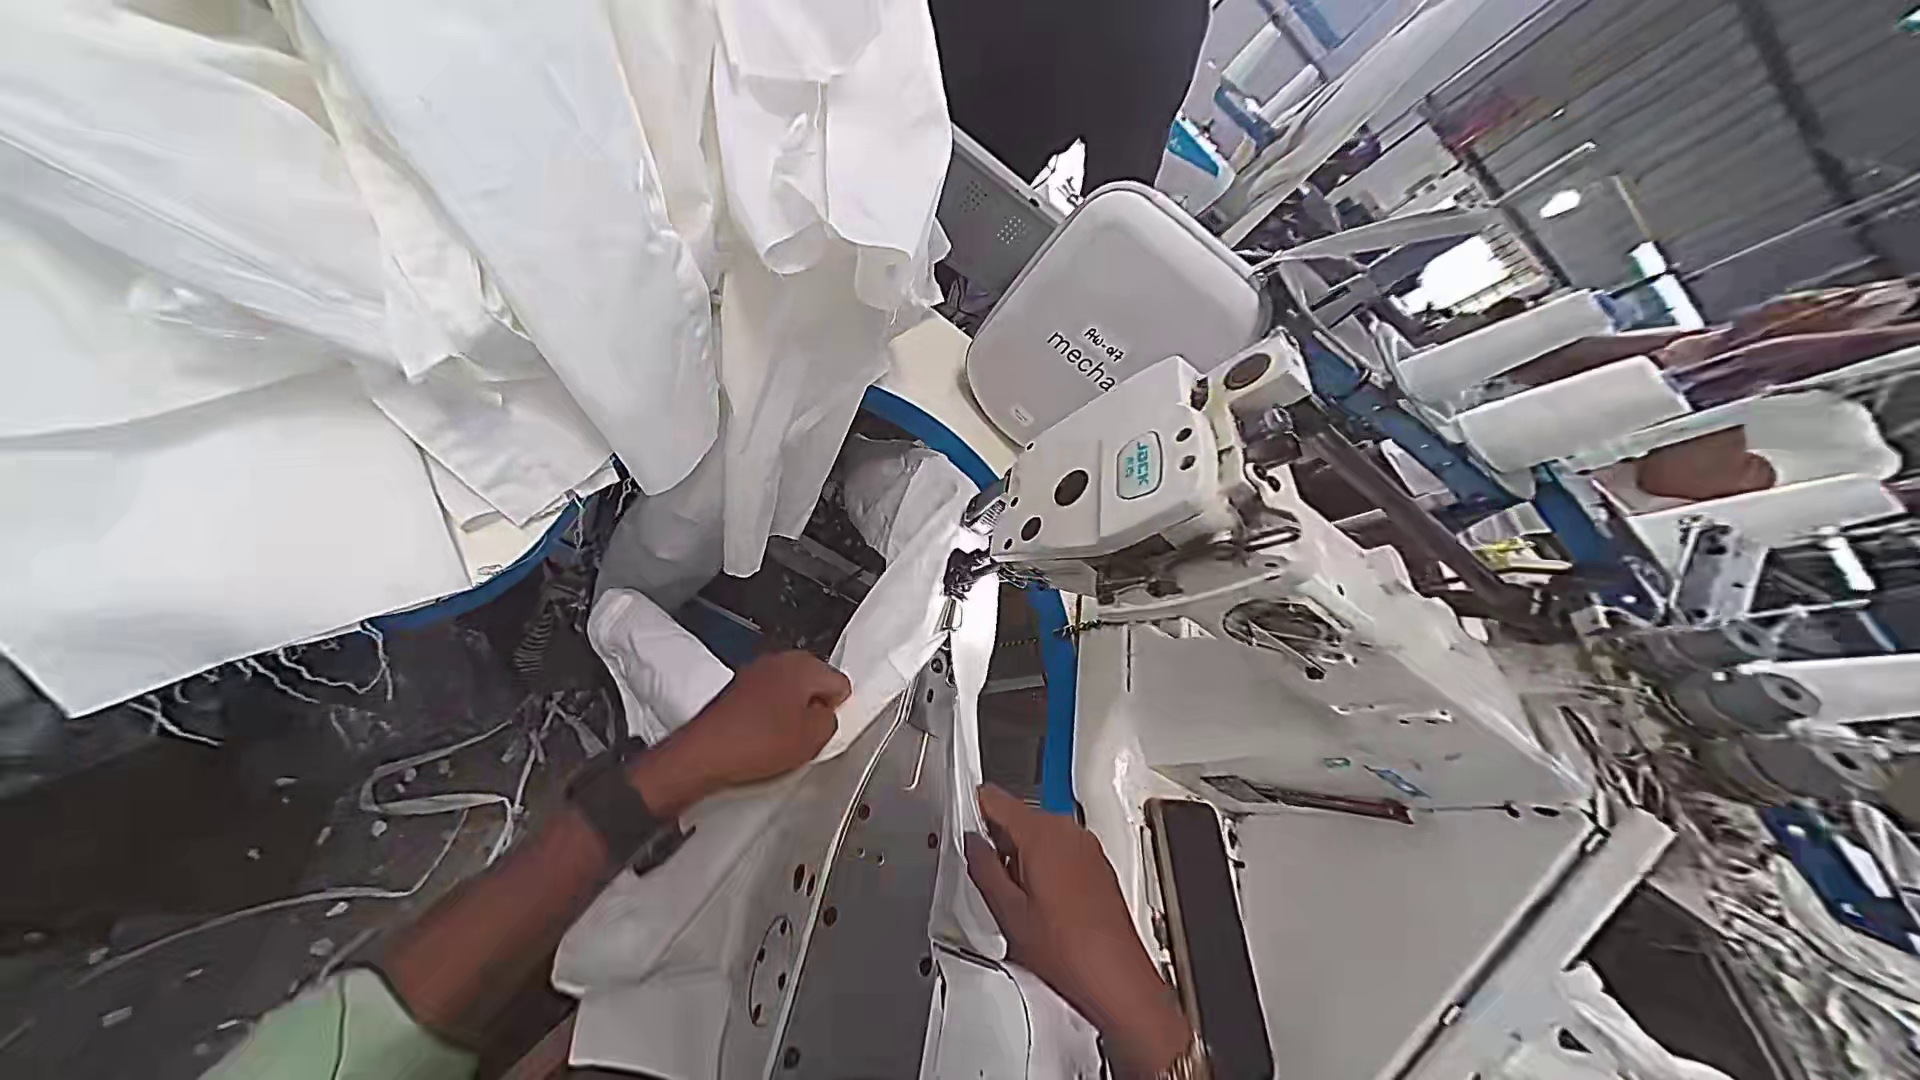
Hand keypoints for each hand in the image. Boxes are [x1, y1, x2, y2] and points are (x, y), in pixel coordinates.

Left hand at [631, 651, 847, 814]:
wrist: (702, 755)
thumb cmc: (752, 742)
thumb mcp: (813, 738)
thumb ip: (831, 720)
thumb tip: (825, 716)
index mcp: (804, 665)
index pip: (839, 682)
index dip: (836, 708)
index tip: (826, 724)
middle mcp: (779, 661)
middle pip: (814, 682)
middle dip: (813, 706)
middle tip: (805, 734)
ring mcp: (756, 672)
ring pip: (789, 690)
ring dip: (789, 711)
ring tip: (780, 740)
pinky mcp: (737, 688)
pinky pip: (766, 699)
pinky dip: (767, 715)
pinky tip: (762, 738)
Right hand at [965, 785, 1192, 1076]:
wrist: (1116, 978)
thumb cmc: (1070, 951)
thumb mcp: (1007, 912)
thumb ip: (981, 866)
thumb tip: (972, 844)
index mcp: (1040, 833)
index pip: (994, 798)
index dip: (972, 807)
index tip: (961, 821)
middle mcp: (1065, 829)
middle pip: (1017, 816)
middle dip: (998, 841)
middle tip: (990, 877)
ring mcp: (1084, 843)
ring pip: (1038, 833)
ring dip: (1022, 855)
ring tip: (1020, 900)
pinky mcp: (1096, 859)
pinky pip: (1060, 847)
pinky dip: (1046, 864)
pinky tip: (1043, 903)